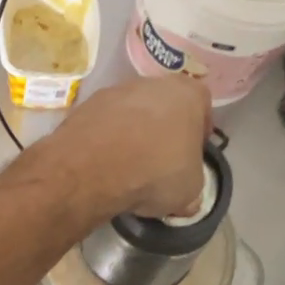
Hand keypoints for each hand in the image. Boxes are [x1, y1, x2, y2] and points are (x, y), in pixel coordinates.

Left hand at [52, 76, 211, 217]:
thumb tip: (187, 200)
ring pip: (130, 113)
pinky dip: (104, 141)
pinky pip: (102, 125)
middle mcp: (150, 83)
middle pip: (163, 106)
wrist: (92, 169)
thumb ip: (191, 185)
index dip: (199, 130)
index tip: (192, 152)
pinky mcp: (83, 107)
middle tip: (160, 162)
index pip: (202, 105)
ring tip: (128, 168)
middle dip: (163, 131)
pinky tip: (103, 166)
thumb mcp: (189, 190)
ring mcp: (113, 92)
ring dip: (131, 134)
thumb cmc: (156, 172)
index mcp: (186, 94)